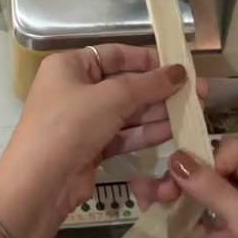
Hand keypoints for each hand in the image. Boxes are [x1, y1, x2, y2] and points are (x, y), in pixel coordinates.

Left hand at [0, 45, 201, 237]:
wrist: (40, 184)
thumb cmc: (70, 126)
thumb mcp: (112, 97)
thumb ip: (149, 83)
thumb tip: (181, 71)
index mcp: (69, 67)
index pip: (115, 54)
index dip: (148, 59)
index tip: (180, 66)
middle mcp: (74, 90)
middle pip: (124, 84)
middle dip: (160, 89)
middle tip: (198, 93)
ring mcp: (82, 121)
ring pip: (127, 111)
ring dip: (158, 111)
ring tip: (193, 111)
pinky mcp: (90, 148)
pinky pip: (123, 134)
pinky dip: (146, 133)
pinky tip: (174, 131)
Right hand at [132, 138, 237, 237]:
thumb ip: (214, 191)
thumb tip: (176, 159)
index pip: (235, 153)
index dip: (211, 158)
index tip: (195, 177)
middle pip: (211, 172)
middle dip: (184, 175)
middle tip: (161, 188)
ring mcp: (231, 223)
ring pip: (196, 196)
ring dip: (171, 192)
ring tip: (142, 192)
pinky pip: (189, 222)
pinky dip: (170, 215)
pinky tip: (148, 207)